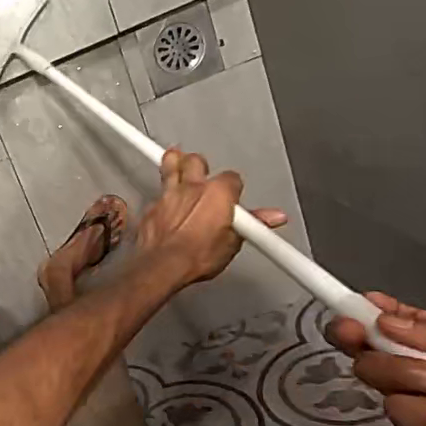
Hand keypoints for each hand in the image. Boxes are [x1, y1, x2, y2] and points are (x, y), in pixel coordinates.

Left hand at [134, 149, 285, 287]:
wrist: (163, 265)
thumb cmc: (197, 255)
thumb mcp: (233, 243)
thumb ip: (252, 225)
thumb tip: (273, 217)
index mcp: (218, 192)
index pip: (232, 178)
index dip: (233, 188)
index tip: (234, 199)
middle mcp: (192, 187)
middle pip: (196, 160)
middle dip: (200, 165)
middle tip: (203, 174)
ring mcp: (169, 194)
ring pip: (171, 164)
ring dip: (175, 163)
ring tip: (179, 165)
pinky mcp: (151, 207)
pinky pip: (156, 192)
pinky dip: (161, 195)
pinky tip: (163, 202)